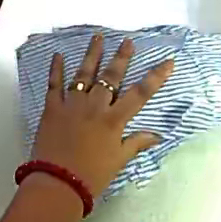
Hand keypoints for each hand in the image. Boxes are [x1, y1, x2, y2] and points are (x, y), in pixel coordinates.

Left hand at [33, 34, 174, 199]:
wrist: (57, 184)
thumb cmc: (92, 176)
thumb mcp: (118, 161)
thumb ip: (135, 143)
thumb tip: (156, 135)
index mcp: (114, 120)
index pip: (140, 94)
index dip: (156, 77)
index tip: (168, 61)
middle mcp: (95, 107)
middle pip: (111, 77)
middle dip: (121, 57)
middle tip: (128, 41)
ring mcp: (72, 105)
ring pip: (84, 74)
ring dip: (92, 55)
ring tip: (98, 37)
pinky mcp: (52, 109)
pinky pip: (54, 85)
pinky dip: (56, 69)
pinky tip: (58, 55)